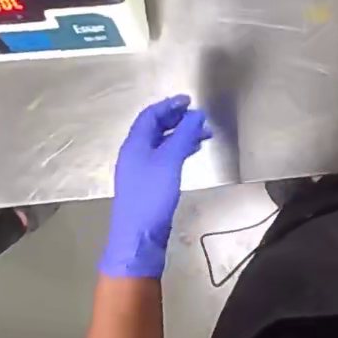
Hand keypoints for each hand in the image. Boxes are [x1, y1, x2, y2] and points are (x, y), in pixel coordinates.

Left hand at [100, 95, 211, 278]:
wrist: (138, 236)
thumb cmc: (151, 197)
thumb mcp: (169, 162)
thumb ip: (182, 137)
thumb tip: (195, 116)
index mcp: (134, 145)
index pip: (150, 116)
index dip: (169, 105)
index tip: (188, 100)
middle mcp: (134, 154)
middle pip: (155, 129)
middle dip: (177, 120)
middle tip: (198, 117)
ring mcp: (140, 171)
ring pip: (161, 144)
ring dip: (180, 136)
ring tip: (202, 135)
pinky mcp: (148, 185)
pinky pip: (164, 159)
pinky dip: (178, 151)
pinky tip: (191, 154)